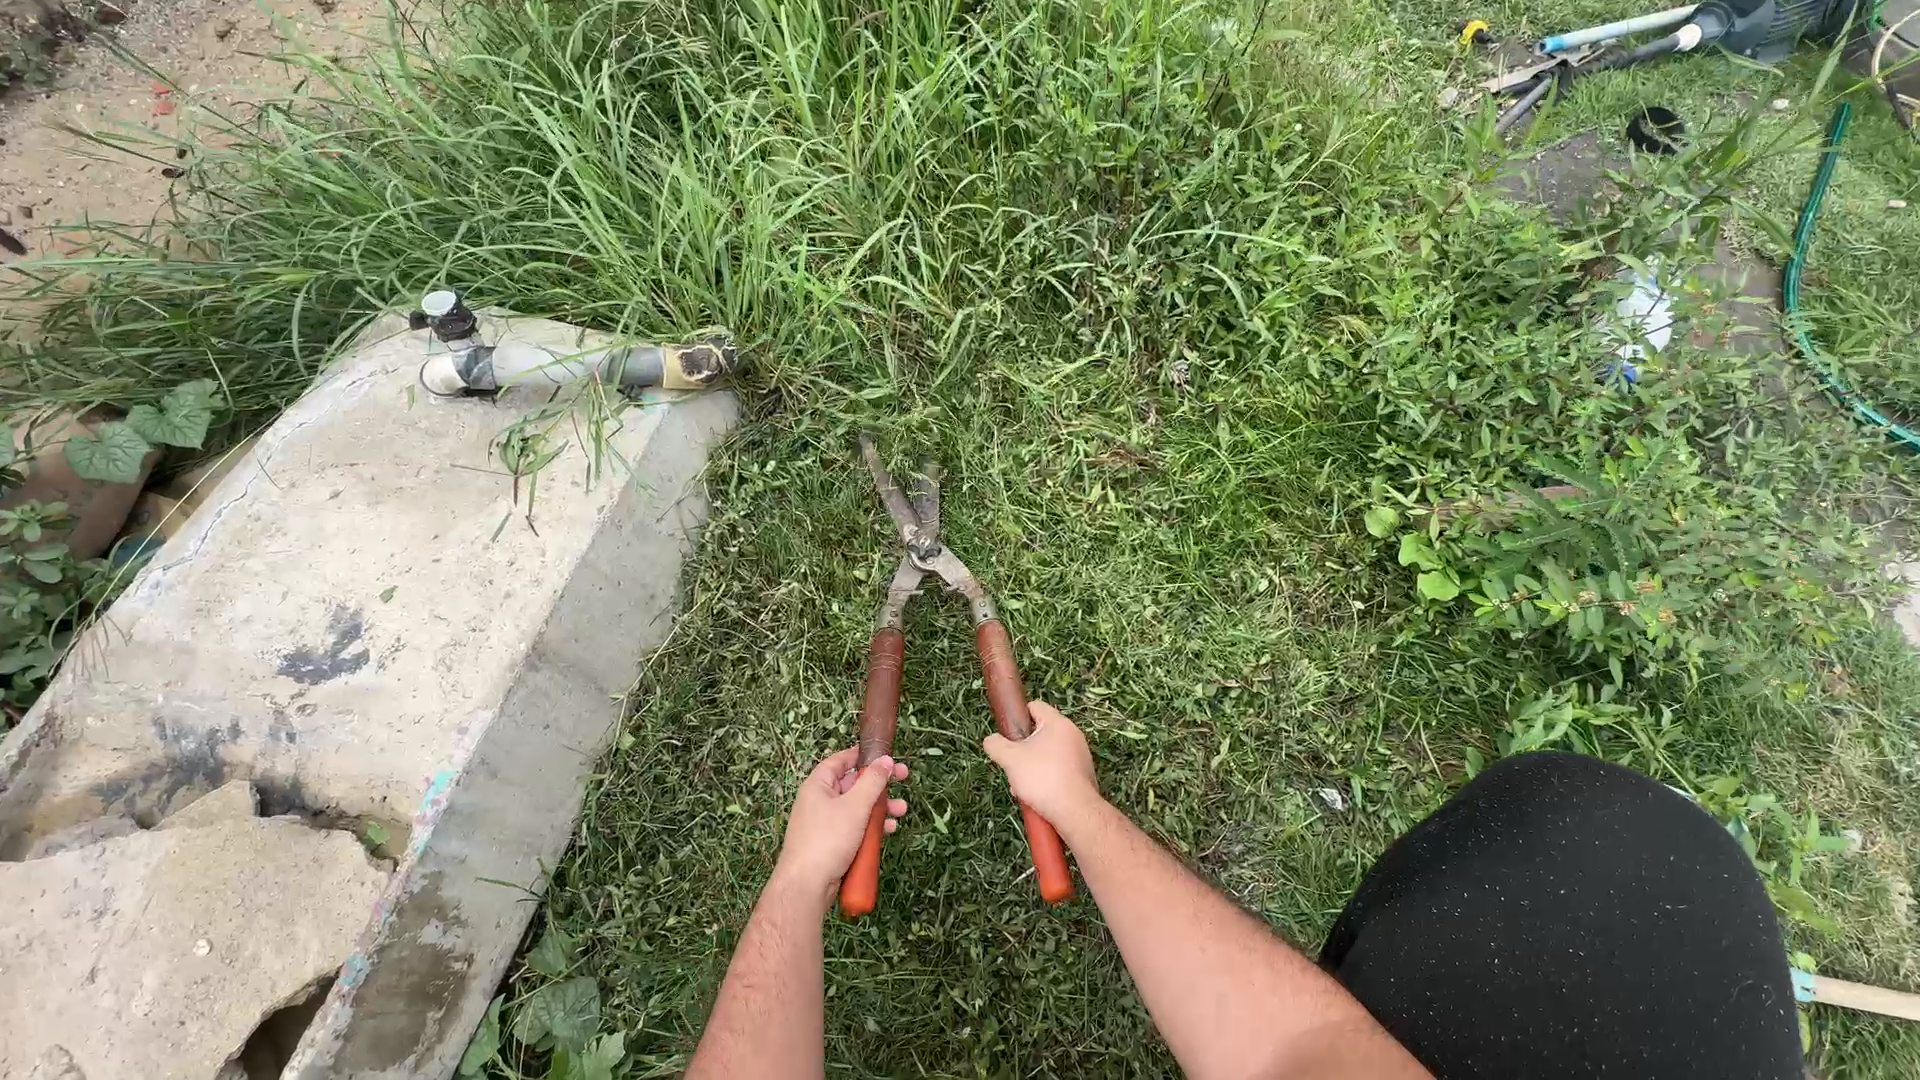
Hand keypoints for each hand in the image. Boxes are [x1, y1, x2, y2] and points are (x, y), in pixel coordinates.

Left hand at [773, 747, 908, 903]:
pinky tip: (888, 830)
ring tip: (902, 810)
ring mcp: (825, 823)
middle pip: (853, 784)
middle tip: (904, 778)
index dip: (862, 754)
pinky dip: (871, 827)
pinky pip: (855, 827)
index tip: (884, 754)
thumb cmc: (828, 839)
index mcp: (818, 785)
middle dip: (879, 784)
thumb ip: (873, 781)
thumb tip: (886, 760)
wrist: (806, 886)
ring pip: (857, 808)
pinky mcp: (831, 843)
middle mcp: (819, 801)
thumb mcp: (855, 806)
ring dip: (880, 807)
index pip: (840, 760)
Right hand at [982, 701, 1101, 827]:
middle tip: (1014, 765)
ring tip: (1023, 787)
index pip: (1034, 706)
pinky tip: (1037, 796)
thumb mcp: (1010, 759)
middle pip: (1040, 733)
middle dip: (1023, 749)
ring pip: (1048, 754)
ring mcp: (1081, 755)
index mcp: (1058, 723)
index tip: (1009, 736)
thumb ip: (995, 744)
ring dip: (1032, 768)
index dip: (1018, 718)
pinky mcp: (1083, 775)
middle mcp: (1073, 735)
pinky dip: (1046, 779)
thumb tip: (991, 740)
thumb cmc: (1043, 778)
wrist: (1075, 811)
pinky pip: (1059, 770)